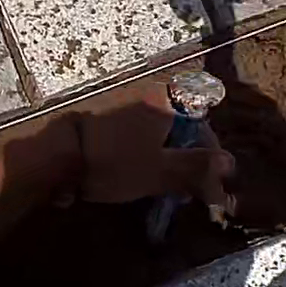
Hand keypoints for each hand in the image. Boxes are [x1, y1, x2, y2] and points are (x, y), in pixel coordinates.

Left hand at [68, 78, 235, 207]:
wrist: (55, 155)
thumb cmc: (113, 162)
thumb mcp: (160, 170)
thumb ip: (196, 167)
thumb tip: (230, 164)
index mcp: (164, 103)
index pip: (203, 122)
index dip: (210, 154)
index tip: (208, 182)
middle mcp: (145, 97)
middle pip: (180, 128)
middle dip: (187, 159)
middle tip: (185, 189)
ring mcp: (121, 106)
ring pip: (156, 134)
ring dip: (164, 160)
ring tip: (161, 188)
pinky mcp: (102, 120)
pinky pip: (133, 137)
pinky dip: (141, 156)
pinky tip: (135, 177)